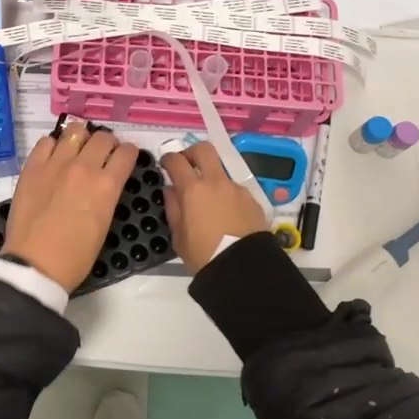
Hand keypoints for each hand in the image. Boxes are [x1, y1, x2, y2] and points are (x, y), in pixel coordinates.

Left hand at [4, 123, 139, 291]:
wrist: (36, 264)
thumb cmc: (76, 256)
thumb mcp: (104, 224)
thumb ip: (106, 196)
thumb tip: (104, 183)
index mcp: (107, 185)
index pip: (127, 153)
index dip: (128, 153)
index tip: (125, 157)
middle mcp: (83, 167)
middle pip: (103, 138)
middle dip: (108, 143)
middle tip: (103, 153)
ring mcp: (55, 164)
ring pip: (75, 132)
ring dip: (82, 138)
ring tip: (78, 148)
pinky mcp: (32, 167)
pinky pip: (46, 142)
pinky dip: (54, 145)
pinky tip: (54, 155)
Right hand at [159, 143, 268, 271]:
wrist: (243, 269)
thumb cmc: (204, 255)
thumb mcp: (178, 236)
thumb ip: (173, 208)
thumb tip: (171, 190)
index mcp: (193, 189)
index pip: (176, 160)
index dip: (168, 159)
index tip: (165, 165)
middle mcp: (216, 182)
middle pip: (204, 149)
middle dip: (192, 153)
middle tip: (187, 166)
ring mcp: (237, 189)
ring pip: (221, 172)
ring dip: (212, 179)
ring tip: (209, 202)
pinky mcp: (252, 200)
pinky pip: (235, 190)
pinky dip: (227, 196)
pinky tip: (226, 216)